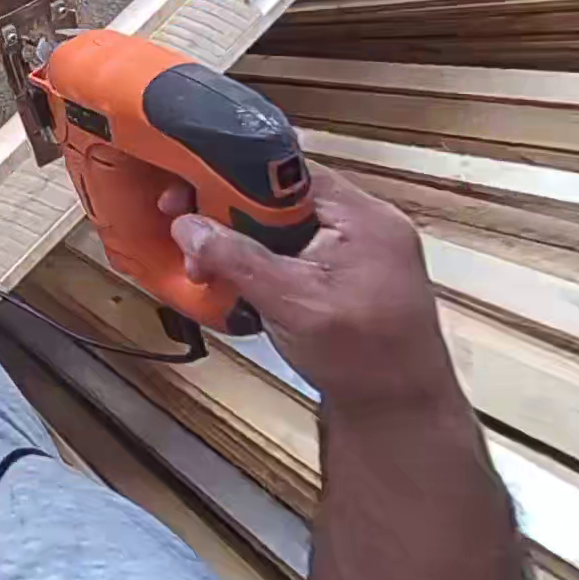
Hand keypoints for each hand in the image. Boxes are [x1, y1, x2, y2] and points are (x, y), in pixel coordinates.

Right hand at [161, 163, 456, 409]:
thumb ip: (236, 258)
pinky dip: (240, 254)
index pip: (284, 169)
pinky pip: (271, 241)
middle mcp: (353, 219)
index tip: (184, 196)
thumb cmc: (359, 355)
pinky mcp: (327, 264)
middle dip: (218, 211)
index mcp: (360, 217)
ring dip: (224, 237)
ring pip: (264, 218)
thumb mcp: (292, 303)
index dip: (228, 174)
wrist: (397, 410)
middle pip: (268, 191)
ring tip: (200, 266)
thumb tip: (182, 224)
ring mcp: (342, 242)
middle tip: (181, 231)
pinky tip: (220, 274)